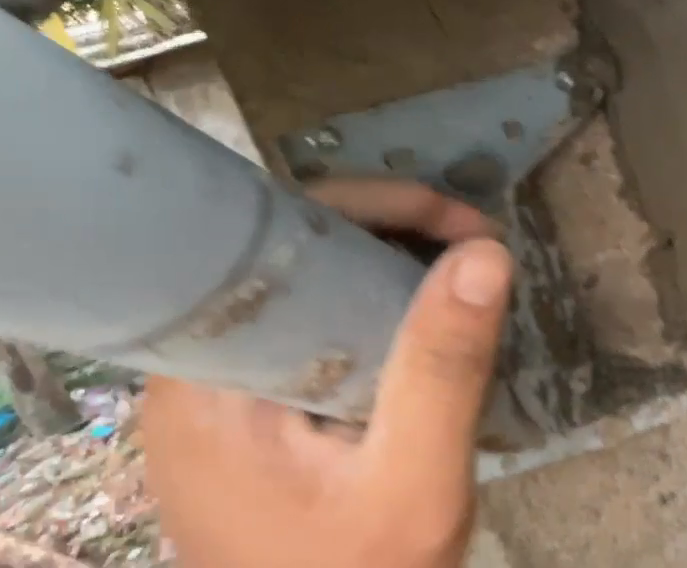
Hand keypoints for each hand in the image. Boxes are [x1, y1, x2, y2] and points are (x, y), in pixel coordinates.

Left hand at [142, 179, 512, 567]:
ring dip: (398, 260)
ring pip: (315, 280)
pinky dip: (385, 298)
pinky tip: (434, 319)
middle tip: (482, 246)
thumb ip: (444, 369)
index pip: (280, 239)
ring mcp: (225, 388)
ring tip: (471, 278)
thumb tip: (485, 250)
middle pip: (299, 251)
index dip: (377, 207)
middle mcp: (201, 369)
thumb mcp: (416, 479)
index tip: (462, 224)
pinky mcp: (256, 406)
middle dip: (399, 228)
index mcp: (211, 377)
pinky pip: (322, 318)